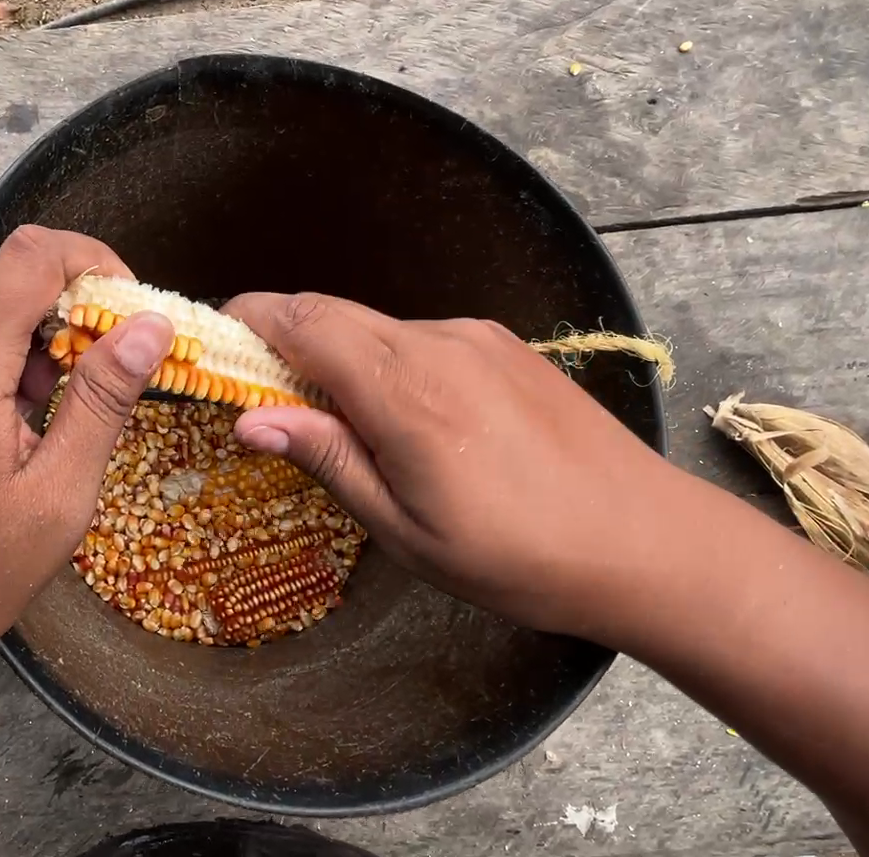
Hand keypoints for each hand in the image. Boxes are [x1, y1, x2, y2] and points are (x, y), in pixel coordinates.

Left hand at [0, 226, 174, 666]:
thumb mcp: (59, 495)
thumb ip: (103, 400)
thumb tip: (150, 325)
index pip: (31, 256)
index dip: (91, 261)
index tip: (127, 310)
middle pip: (9, 272)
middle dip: (71, 300)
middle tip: (103, 365)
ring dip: (38, 331)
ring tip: (54, 406)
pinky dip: (4, 352)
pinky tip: (16, 415)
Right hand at [222, 293, 726, 642]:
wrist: (654, 544)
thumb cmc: (519, 556)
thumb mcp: (404, 529)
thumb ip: (326, 458)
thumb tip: (248, 418)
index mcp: (405, 391)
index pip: (303, 321)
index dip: (249, 317)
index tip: (214, 336)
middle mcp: (436, 343)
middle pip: (330, 311)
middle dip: (280, 333)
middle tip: (257, 383)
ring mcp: (474, 336)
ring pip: (373, 324)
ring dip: (334, 351)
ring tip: (336, 416)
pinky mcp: (500, 343)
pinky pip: (415, 336)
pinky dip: (380, 357)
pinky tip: (401, 411)